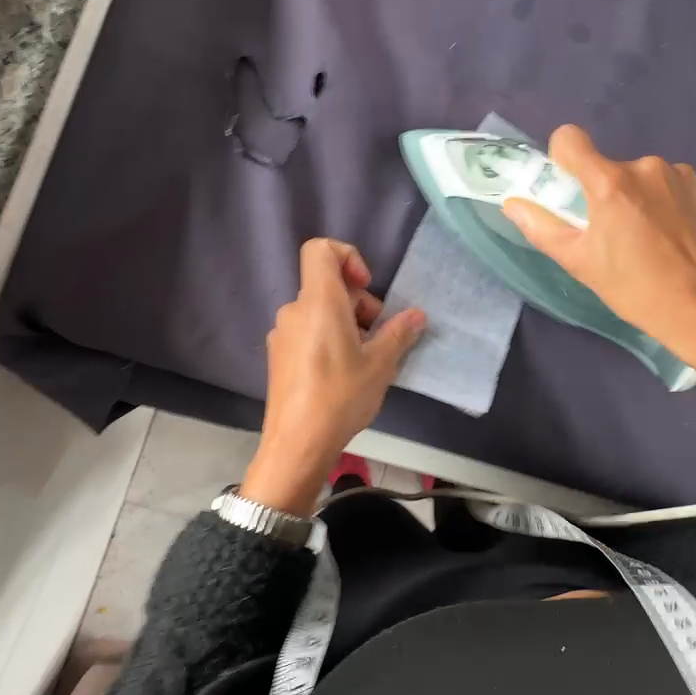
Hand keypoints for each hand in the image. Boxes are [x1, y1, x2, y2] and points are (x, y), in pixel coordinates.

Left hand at [241, 239, 425, 512]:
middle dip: (358, 303)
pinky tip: (344, 375)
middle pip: (327, 286)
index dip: (347, 256)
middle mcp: (295, 310)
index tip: (367, 285)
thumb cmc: (340, 396)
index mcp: (318, 302)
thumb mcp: (380, 365)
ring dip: (346, 325)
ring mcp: (282, 335)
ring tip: (365, 361)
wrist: (297, 444)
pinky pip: (308, 333)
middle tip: (378, 337)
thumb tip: (417, 316)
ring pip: (319, 312)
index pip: (320, 250)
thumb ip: (399, 334)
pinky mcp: (278, 358)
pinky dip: (329, 341)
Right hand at [503, 125, 695, 439]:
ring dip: (644, 201)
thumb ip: (543, 228)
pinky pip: (680, 192)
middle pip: (613, 169)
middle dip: (609, 194)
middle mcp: (648, 167)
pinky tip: (681, 245)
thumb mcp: (581, 264)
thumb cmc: (638, 290)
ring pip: (648, 180)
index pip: (569, 139)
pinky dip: (674, 210)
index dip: (563, 159)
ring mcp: (685, 178)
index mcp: (611, 181)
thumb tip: (514, 204)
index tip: (571, 188)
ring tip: (654, 244)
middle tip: (617, 238)